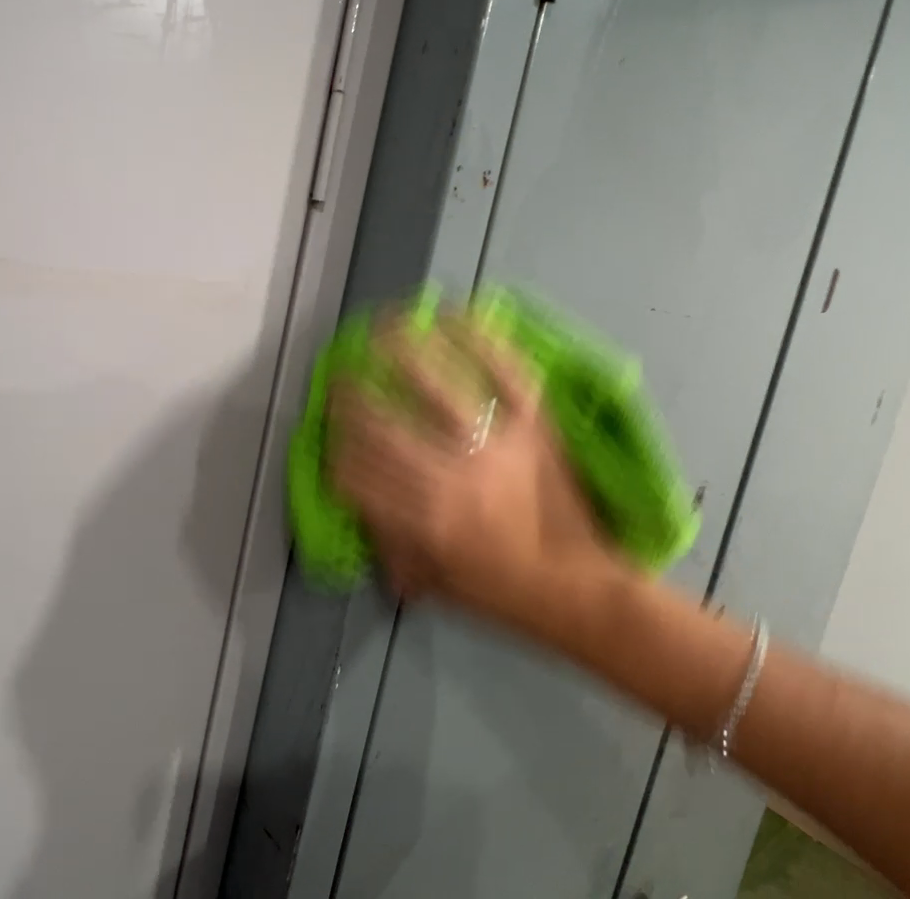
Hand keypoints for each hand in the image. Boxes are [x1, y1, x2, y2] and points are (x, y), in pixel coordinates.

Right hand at [328, 314, 617, 627]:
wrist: (580, 588)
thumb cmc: (503, 593)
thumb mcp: (435, 582)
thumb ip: (391, 543)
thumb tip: (358, 503)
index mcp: (424, 521)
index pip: (358, 474)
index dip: (336, 447)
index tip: (329, 430)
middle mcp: (453, 478)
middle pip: (385, 426)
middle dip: (352, 398)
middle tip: (341, 377)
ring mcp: (497, 445)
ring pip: (437, 386)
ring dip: (401, 352)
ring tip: (380, 328)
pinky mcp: (535, 424)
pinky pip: (504, 371)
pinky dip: (478, 338)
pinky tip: (451, 316)